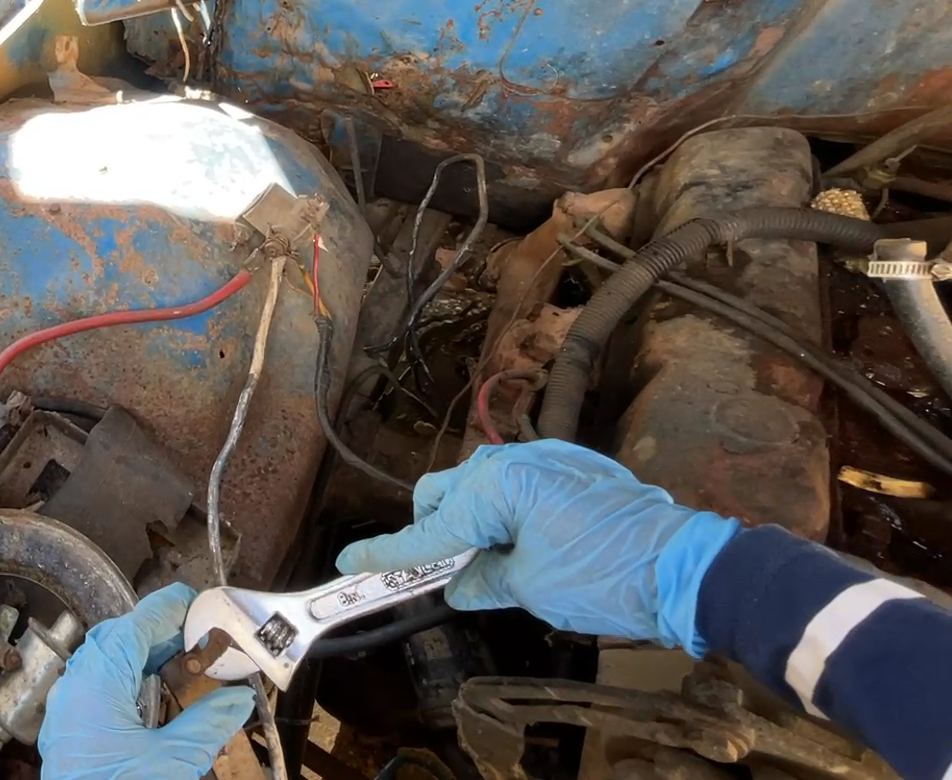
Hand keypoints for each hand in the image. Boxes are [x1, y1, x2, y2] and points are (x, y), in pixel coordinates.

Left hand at [40, 583, 254, 779]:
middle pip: (119, 635)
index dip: (168, 608)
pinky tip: (149, 691)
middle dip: (158, 630)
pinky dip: (125, 675)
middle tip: (196, 636)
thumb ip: (205, 726)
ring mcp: (68, 700)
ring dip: (141, 653)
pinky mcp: (67, 722)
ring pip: (106, 656)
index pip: (137, 623)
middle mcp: (77, 679)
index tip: (195, 600)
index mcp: (99, 676)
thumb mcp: (169, 763)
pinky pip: (96, 680)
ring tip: (179, 661)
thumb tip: (237, 699)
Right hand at [335, 441, 740, 654]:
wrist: (697, 568)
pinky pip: (513, 481)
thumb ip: (482, 581)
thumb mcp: (534, 588)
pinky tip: (538, 537)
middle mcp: (506, 462)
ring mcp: (538, 458)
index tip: (348, 562)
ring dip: (473, 518)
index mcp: (492, 488)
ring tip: (504, 555)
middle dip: (436, 529)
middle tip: (454, 567)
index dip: (388, 554)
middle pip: (440, 493)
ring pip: (474, 484)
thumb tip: (456, 585)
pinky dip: (507, 509)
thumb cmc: (606, 579)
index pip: (429, 531)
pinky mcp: (568, 464)